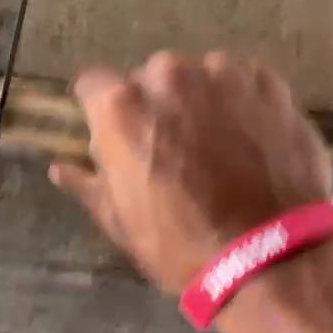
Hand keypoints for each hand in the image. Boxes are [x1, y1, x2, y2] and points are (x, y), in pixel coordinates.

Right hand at [50, 52, 332, 292]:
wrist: (272, 257)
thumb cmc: (181, 244)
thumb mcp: (121, 221)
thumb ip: (88, 183)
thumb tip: (60, 169)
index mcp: (121, 106)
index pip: (93, 84)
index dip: (102, 109)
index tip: (114, 133)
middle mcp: (168, 76)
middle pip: (150, 78)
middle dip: (156, 105)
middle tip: (173, 148)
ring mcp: (223, 76)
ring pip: (200, 77)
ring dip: (202, 101)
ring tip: (218, 146)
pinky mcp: (269, 84)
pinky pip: (244, 84)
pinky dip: (242, 105)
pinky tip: (251, 141)